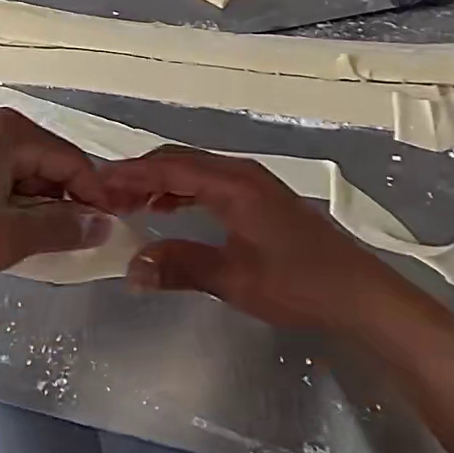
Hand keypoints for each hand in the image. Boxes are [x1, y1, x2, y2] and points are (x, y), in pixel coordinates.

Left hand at [0, 105, 113, 286]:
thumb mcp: (5, 239)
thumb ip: (61, 229)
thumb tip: (103, 224)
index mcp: (11, 131)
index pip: (73, 162)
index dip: (93, 199)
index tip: (104, 233)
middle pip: (46, 163)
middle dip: (59, 204)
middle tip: (65, 246)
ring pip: (18, 170)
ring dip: (31, 206)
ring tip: (29, 245)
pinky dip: (4, 201)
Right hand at [95, 147, 411, 331]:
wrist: (356, 290)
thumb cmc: (298, 283)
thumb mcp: (235, 280)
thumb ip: (182, 267)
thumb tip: (132, 265)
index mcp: (233, 183)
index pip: (170, 168)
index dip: (131, 175)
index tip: (97, 184)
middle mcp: (241, 173)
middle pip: (180, 162)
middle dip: (141, 176)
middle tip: (105, 196)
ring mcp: (253, 183)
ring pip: (195, 171)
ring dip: (161, 183)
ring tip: (129, 204)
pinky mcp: (260, 197)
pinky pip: (210, 183)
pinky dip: (183, 192)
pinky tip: (169, 211)